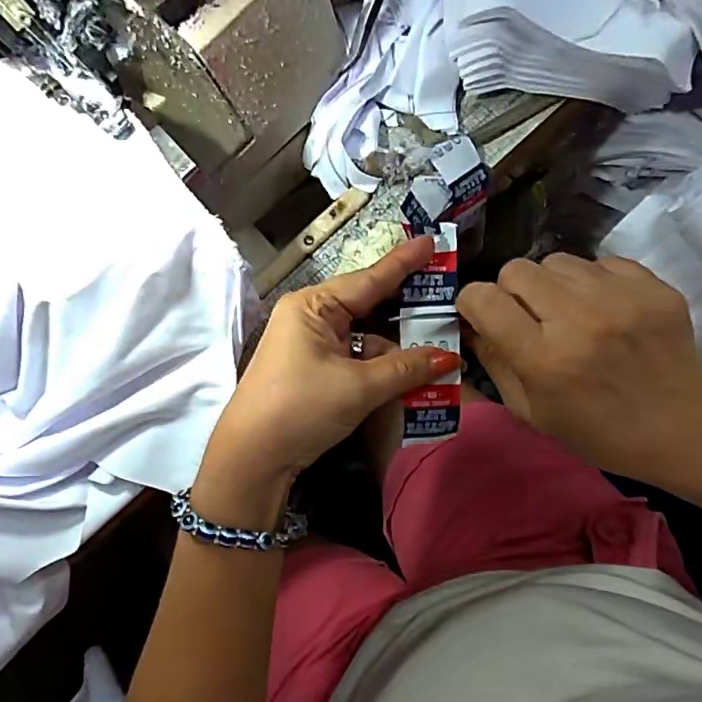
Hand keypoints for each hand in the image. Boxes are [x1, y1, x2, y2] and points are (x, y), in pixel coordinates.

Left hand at [196, 237, 462, 527]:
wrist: (253, 459)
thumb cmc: (300, 408)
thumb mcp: (359, 387)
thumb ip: (407, 368)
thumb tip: (449, 358)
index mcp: (313, 306)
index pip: (368, 279)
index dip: (404, 263)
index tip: (430, 242)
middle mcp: (310, 318)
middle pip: (368, 306)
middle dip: (406, 309)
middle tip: (445, 297)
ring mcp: (310, 345)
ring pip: (365, 336)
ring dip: (397, 346)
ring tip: (439, 346)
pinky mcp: (313, 371)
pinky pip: (356, 358)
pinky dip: (381, 365)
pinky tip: (410, 373)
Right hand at [455, 253, 701, 483]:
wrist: (682, 427)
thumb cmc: (598, 431)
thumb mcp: (532, 412)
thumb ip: (495, 362)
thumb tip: (471, 323)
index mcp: (544, 358)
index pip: (484, 299)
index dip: (473, 304)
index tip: (482, 315)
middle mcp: (579, 318)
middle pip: (517, 270)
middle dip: (512, 291)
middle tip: (530, 317)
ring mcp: (620, 297)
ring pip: (556, 260)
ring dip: (552, 284)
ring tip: (569, 313)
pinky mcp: (652, 285)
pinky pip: (599, 261)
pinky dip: (592, 282)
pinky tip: (603, 310)